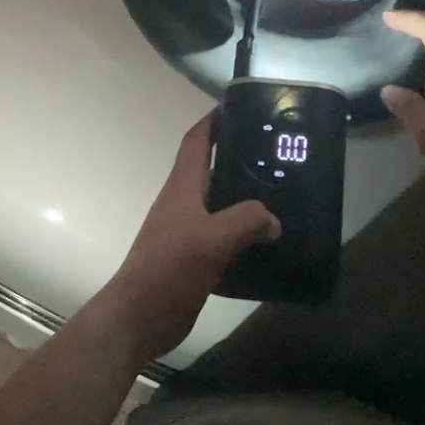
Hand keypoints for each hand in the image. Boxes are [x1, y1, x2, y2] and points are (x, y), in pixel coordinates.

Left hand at [92, 112, 280, 362]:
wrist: (140, 317)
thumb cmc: (169, 268)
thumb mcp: (213, 237)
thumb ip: (247, 220)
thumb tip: (274, 220)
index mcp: (182, 187)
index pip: (196, 141)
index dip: (214, 120)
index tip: (239, 107)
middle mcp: (183, 204)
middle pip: (212, 172)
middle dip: (240, 160)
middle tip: (278, 156)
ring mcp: (187, 233)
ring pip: (221, 207)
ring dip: (246, 202)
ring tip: (283, 198)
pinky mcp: (194, 260)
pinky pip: (224, 240)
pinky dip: (245, 238)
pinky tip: (270, 246)